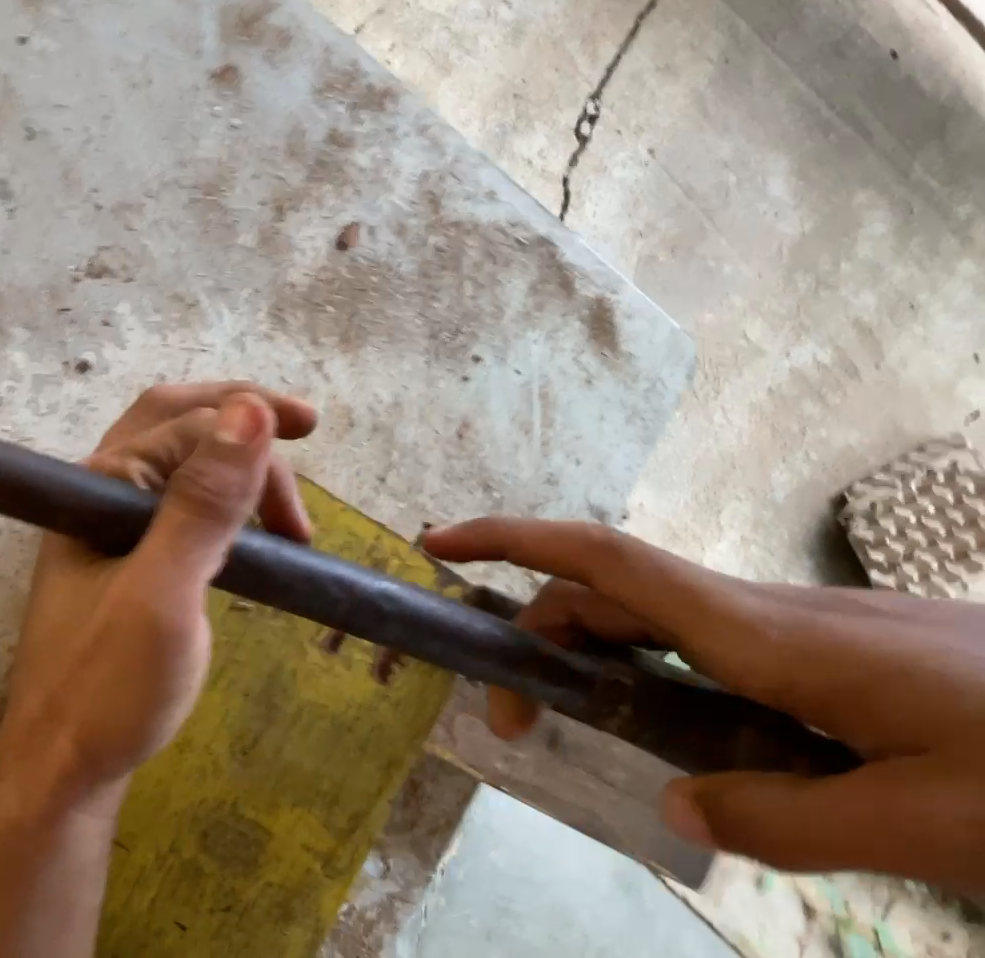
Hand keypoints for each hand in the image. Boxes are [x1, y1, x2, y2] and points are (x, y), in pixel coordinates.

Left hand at [0, 381, 318, 812]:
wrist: (61, 767)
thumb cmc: (108, 686)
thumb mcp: (164, 593)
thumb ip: (203, 504)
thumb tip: (249, 409)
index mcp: (98, 486)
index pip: (184, 424)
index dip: (250, 427)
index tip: (309, 459)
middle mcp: (95, 493)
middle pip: (169, 421)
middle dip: (235, 415)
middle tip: (303, 428)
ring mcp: (104, 528)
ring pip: (172, 462)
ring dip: (229, 463)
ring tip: (286, 510)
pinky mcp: (120, 562)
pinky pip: (172, 504)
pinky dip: (216, 501)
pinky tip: (245, 526)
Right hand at [422, 517, 984, 894]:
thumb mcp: (930, 829)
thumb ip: (785, 820)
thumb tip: (673, 805)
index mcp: (764, 637)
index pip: (605, 561)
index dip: (510, 539)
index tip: (437, 541)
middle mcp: (764, 614)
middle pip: (610, 595)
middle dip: (537, 641)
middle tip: (513, 725)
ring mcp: (800, 626)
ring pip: (659, 621)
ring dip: (597, 663)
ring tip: (593, 736)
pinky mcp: (834, 647)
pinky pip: (712, 646)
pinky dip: (661, 679)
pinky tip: (697, 741)